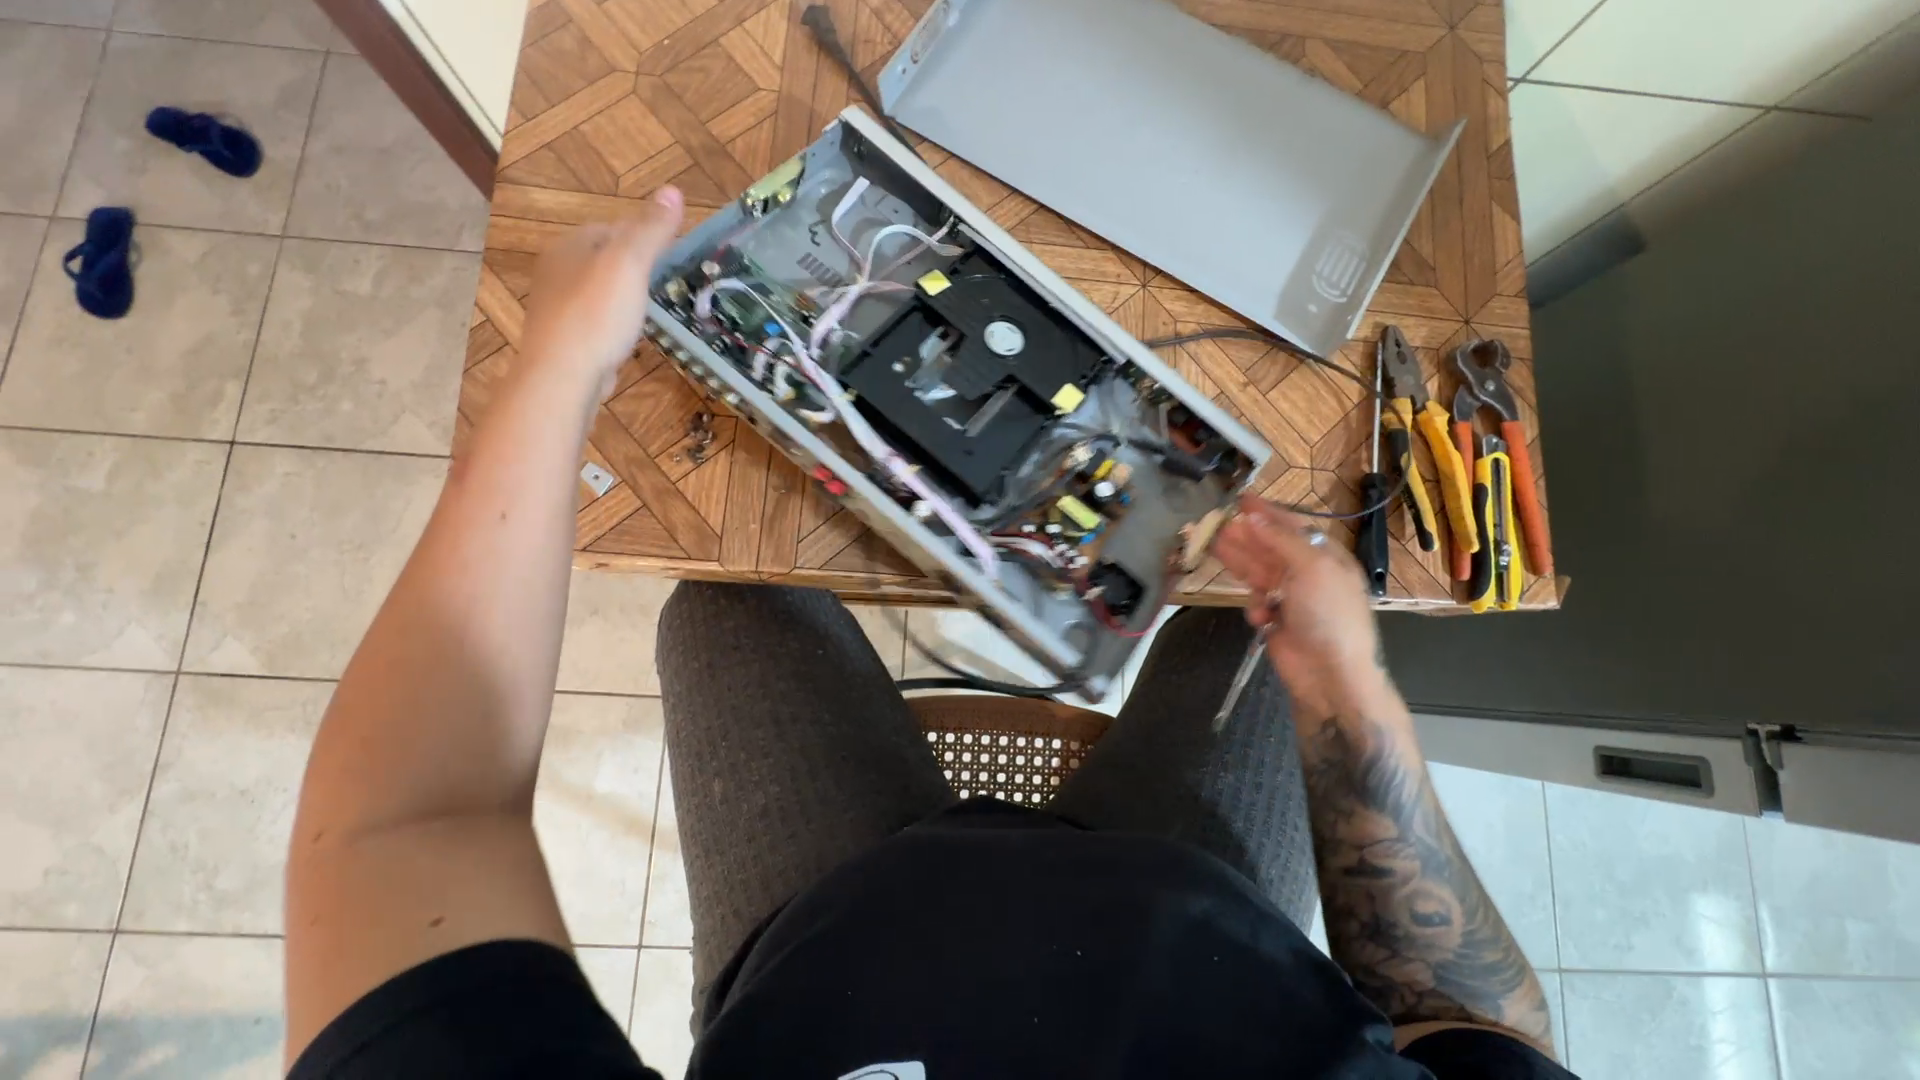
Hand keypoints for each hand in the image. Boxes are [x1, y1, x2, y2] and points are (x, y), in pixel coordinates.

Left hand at [520, 186, 684, 396]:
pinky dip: (613, 322)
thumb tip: (673, 190)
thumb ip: (651, 229)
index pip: (612, 228)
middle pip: (604, 258)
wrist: (564, 375)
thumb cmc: (597, 314)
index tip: (671, 252)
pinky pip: (595, 319)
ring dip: (623, 295)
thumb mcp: (630, 264)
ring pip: (599, 290)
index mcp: (570, 246)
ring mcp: (557, 306)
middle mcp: (557, 271)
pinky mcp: (565, 338)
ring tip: (651, 308)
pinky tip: (628, 335)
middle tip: (666, 280)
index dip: (643, 235)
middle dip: (632, 266)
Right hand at [1213, 495, 1385, 703]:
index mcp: (1326, 557)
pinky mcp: (1276, 619)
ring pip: (1258, 572)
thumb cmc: (1329, 615)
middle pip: (1270, 547)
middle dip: (1244, 536)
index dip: (1267, 513)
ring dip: (1238, 561)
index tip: (1241, 499)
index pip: (1293, 527)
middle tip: (1215, 522)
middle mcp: (1309, 574)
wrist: (1330, 673)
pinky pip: (1257, 602)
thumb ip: (1281, 539)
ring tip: (1211, 545)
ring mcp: (1292, 598)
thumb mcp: (1311, 568)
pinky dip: (1254, 605)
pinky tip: (1259, 614)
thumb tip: (1253, 517)